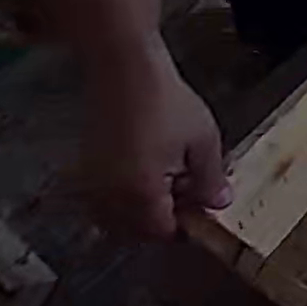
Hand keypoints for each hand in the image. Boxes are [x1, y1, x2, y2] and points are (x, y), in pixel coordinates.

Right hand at [82, 44, 231, 237]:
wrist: (127, 74)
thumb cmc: (169, 105)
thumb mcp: (203, 140)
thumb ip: (211, 177)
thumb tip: (220, 204)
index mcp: (139, 194)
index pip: (161, 231)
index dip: (186, 226)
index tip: (206, 210)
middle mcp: (108, 198)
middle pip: (138, 228)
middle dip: (168, 215)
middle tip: (196, 187)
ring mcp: (92, 185)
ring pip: (122, 214)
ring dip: (150, 205)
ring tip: (180, 171)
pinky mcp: (86, 169)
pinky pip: (109, 197)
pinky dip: (132, 192)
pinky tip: (157, 164)